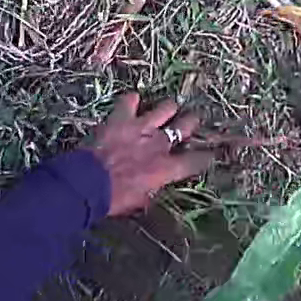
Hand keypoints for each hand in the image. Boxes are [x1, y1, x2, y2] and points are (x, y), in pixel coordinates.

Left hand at [87, 92, 215, 216]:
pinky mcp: (121, 118)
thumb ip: (151, 189)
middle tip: (192, 119)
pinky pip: (130, 100)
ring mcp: (141, 127)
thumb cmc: (114, 199)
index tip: (212, 153)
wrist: (88, 182)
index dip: (206, 156)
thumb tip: (153, 187)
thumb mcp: (139, 201)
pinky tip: (133, 99)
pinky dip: (132, 99)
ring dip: (168, 108)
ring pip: (165, 108)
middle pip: (185, 126)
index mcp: (166, 168)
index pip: (196, 160)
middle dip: (191, 122)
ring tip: (170, 106)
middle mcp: (159, 144)